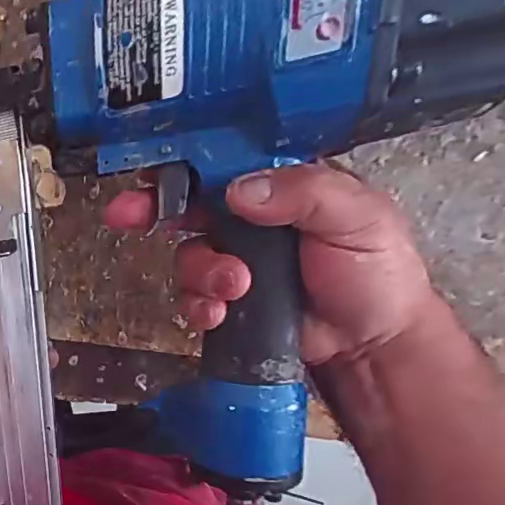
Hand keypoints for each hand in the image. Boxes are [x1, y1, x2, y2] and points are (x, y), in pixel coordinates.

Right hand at [103, 162, 435, 365]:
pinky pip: (194, 297)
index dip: (186, 159)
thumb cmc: (377, 272)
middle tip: (127, 214)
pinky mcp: (231, 301)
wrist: (373, 345)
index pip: (226, 159)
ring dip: (201, 270)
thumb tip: (241, 189)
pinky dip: (198, 305)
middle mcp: (253, 218)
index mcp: (283, 183)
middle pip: (189, 202)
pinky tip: (218, 313)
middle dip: (153, 207)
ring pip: (189, 254)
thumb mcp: (357, 215)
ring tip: (234, 286)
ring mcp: (238, 260)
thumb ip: (304, 192)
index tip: (153, 167)